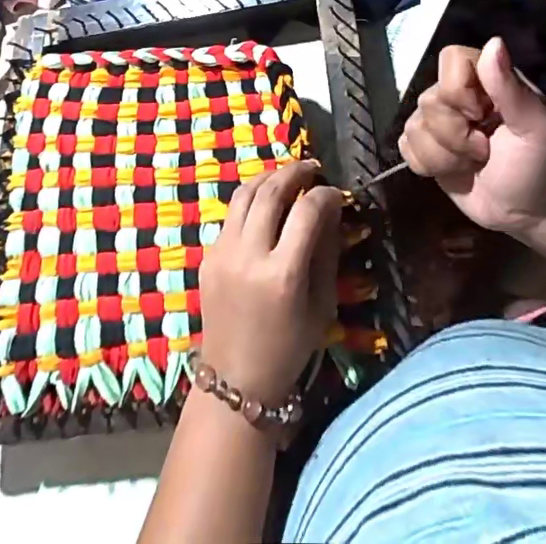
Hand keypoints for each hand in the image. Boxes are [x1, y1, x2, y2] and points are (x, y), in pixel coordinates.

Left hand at [200, 161, 342, 405]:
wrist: (237, 379)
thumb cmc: (289, 348)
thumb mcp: (321, 304)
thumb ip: (325, 252)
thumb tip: (331, 209)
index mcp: (282, 274)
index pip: (307, 212)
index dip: (325, 195)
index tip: (336, 193)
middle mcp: (248, 256)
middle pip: (270, 193)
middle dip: (294, 172)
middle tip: (312, 167)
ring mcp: (222, 253)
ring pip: (244, 195)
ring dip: (267, 178)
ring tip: (287, 175)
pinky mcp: (208, 256)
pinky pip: (231, 216)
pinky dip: (250, 201)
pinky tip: (265, 204)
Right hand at [398, 37, 545, 235]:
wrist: (526, 213)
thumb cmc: (538, 167)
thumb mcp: (537, 128)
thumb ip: (511, 88)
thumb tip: (493, 42)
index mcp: (487, 80)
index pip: (451, 59)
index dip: (458, 89)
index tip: (481, 114)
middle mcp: (458, 96)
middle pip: (429, 100)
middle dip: (456, 134)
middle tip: (485, 149)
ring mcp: (438, 122)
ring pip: (413, 127)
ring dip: (446, 155)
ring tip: (473, 163)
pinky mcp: (424, 147)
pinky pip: (405, 146)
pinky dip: (429, 164)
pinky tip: (454, 170)